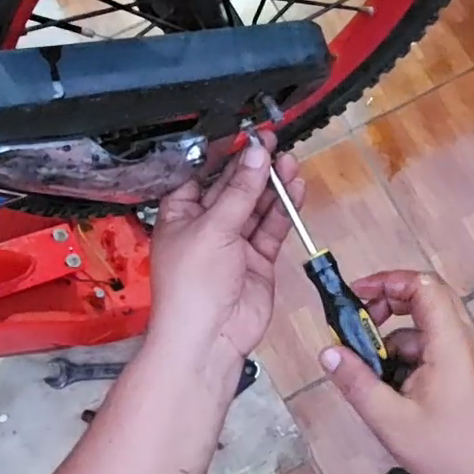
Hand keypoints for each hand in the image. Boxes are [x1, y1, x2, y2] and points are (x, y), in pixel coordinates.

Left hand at [146, 131, 301, 377]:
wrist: (209, 338)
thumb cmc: (191, 287)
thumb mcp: (213, 228)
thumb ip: (241, 191)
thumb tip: (257, 154)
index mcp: (179, 215)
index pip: (202, 175)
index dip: (224, 155)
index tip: (246, 135)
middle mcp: (205, 226)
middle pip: (233, 188)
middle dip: (253, 167)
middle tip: (273, 141)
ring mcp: (233, 244)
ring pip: (256, 206)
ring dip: (272, 185)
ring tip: (289, 161)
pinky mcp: (257, 260)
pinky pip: (272, 228)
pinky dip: (284, 210)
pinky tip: (294, 188)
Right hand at [319, 271, 473, 473]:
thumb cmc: (446, 452)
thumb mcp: (390, 420)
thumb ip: (357, 382)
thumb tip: (327, 352)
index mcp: (451, 344)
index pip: (424, 286)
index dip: (388, 281)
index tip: (356, 296)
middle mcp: (465, 340)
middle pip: (426, 296)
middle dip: (387, 303)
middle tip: (357, 325)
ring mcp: (468, 354)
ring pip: (426, 323)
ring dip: (394, 334)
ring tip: (368, 366)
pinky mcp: (466, 369)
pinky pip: (432, 344)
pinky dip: (407, 353)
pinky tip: (390, 384)